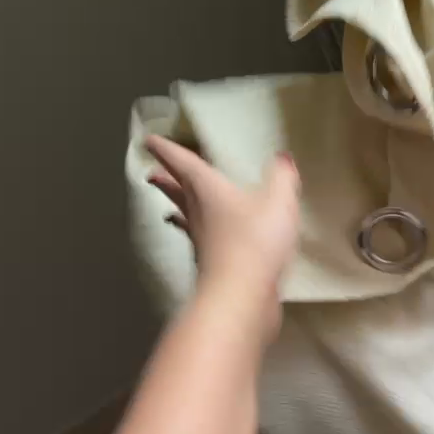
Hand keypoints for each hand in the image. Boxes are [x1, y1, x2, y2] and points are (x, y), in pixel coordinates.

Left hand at [146, 135, 299, 342]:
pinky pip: (198, 240)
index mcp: (206, 187)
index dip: (166, 149)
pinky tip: (203, 241)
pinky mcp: (210, 262)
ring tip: (169, 209)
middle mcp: (196, 210)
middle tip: (151, 174)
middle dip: (166, 180)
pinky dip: (196, 235)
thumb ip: (282, 179)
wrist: (241, 292)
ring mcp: (200, 238)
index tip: (150, 140)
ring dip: (176, 209)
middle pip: (176, 190)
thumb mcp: (279, 203)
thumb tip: (282, 158)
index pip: (181, 162)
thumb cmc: (256, 240)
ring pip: (184, 216)